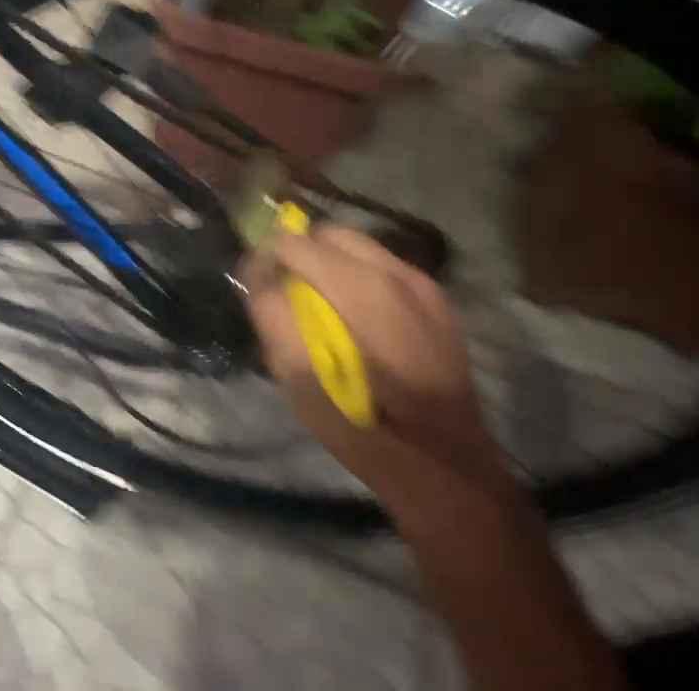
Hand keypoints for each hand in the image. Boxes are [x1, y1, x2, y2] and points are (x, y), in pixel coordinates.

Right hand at [244, 224, 512, 509]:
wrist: (441, 464)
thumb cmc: (357, 418)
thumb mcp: (293, 370)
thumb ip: (270, 308)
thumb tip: (258, 270)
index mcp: (358, 283)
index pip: (291, 240)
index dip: (268, 258)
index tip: (261, 287)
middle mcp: (395, 271)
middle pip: (329, 234)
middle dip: (302, 255)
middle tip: (289, 297)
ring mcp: (425, 286)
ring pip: (361, 251)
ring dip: (333, 268)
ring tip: (325, 313)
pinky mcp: (441, 306)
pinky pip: (388, 274)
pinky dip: (363, 283)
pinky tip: (362, 326)